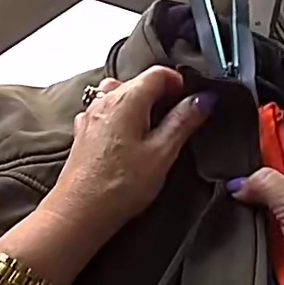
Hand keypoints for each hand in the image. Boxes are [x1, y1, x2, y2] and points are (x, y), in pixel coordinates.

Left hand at [22, 68, 212, 278]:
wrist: (80, 211)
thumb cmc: (119, 185)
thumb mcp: (162, 153)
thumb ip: (184, 121)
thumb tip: (203, 99)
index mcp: (127, 98)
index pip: (159, 73)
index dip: (180, 83)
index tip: (191, 103)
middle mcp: (105, 100)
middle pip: (139, 82)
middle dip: (161, 95)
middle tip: (177, 120)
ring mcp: (91, 115)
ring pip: (120, 94)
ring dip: (139, 105)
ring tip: (153, 130)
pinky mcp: (84, 133)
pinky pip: (106, 113)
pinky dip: (121, 118)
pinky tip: (128, 141)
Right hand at [231, 156, 283, 284]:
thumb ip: (269, 187)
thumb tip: (241, 182)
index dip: (260, 171)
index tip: (238, 182)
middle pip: (273, 197)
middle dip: (260, 209)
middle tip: (256, 218)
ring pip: (271, 228)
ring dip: (264, 236)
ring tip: (269, 243)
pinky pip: (275, 251)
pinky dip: (269, 255)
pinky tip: (269, 259)